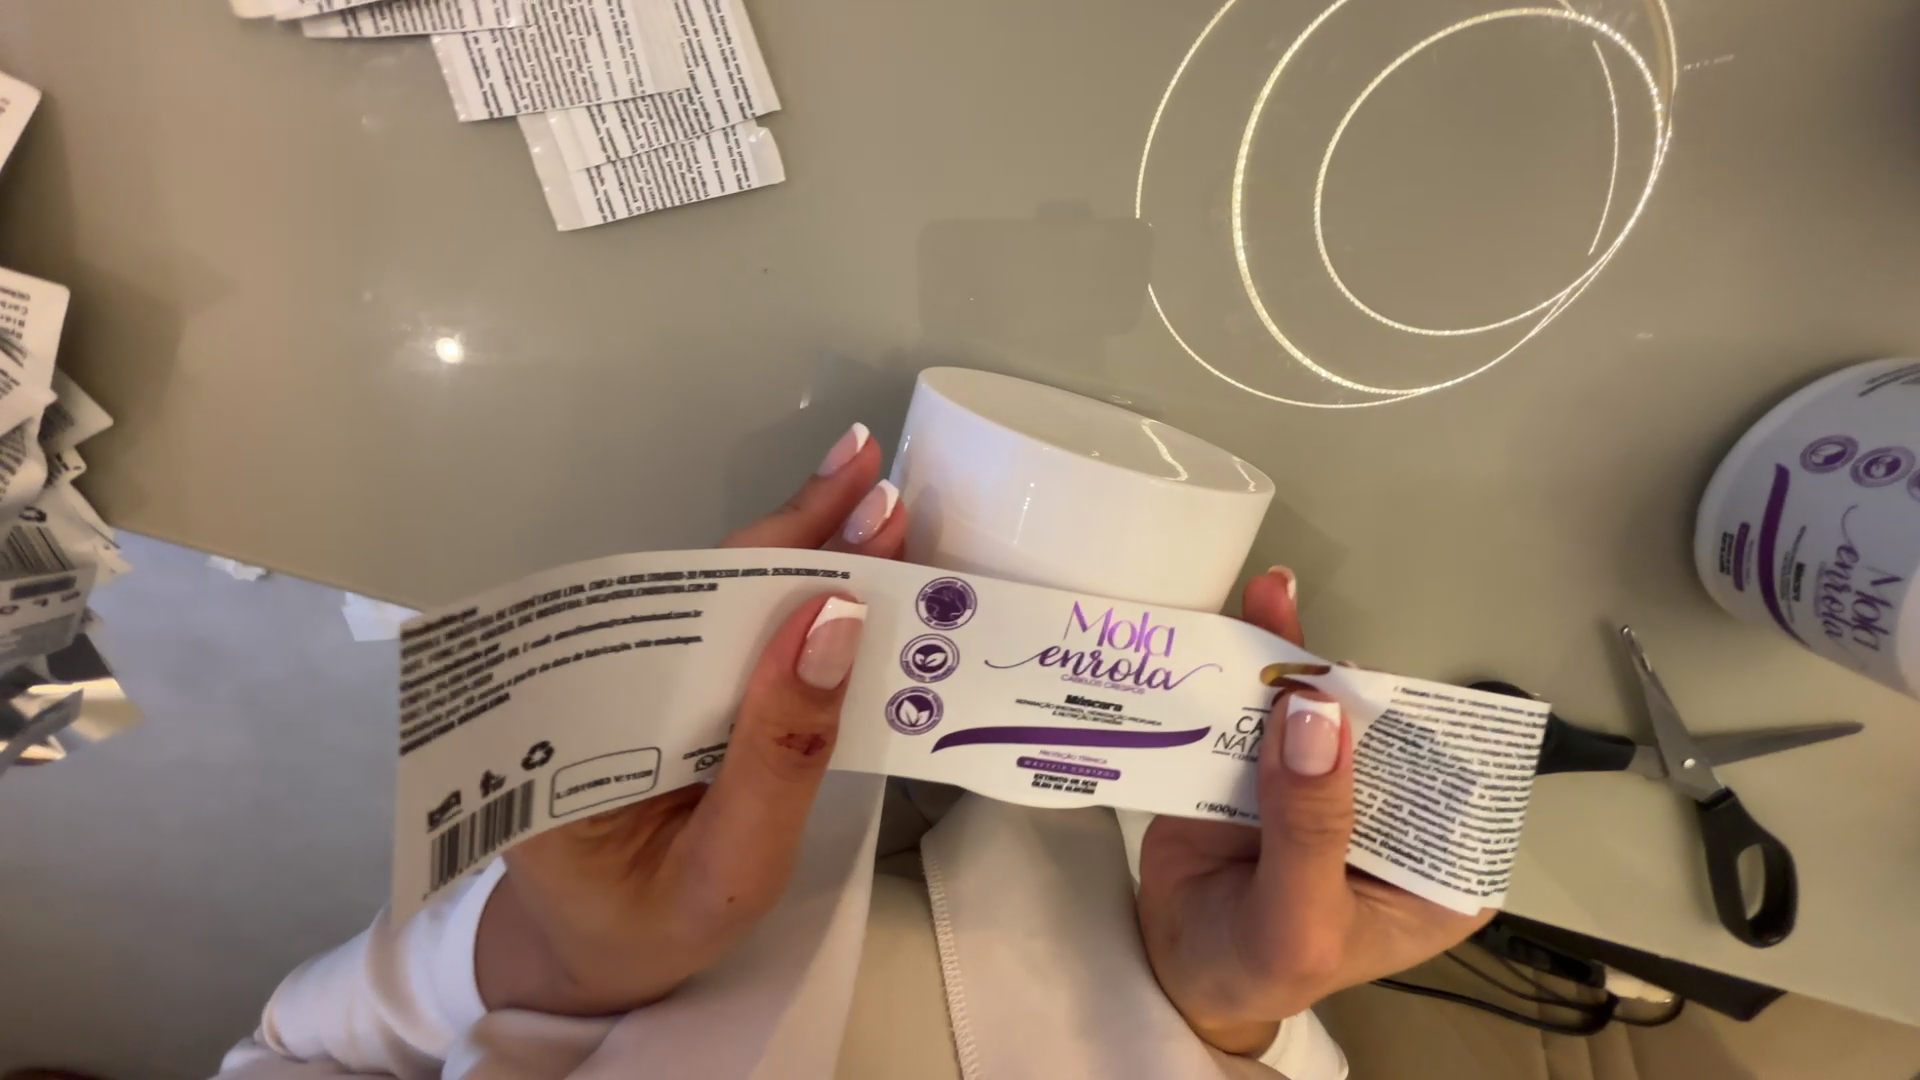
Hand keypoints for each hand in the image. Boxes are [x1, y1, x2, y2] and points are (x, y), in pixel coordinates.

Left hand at [476, 424, 904, 1014]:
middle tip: (871, 467)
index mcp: (579, 717)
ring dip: (806, 549)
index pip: (688, 613)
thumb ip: (781, 756)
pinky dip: (800, 598)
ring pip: (724, 600)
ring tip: (868, 500)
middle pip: (708, 587)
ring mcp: (632, 677)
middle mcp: (596, 675)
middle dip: (801, 527)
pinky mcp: (668, 688)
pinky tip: (844, 564)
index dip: (782, 553)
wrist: (599, 963)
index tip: (860, 499)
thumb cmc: (655, 929)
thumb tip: (838, 620)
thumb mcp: (731, 867)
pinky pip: (735, 634)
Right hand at [1136, 568, 1493, 1054]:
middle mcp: (1376, 814)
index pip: (1439, 781)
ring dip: (1279, 658)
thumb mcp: (1297, 919)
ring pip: (1303, 714)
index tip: (1361, 675)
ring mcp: (1310, 787)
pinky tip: (1225, 632)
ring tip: (1264, 593)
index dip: (1406, 722)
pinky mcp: (1254, 773)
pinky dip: (1234, 680)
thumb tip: (1314, 711)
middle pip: (1362, 730)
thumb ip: (1311, 825)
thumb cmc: (1256, 969)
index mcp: (1424, 865)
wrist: (1171, 965)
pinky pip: (1247, 721)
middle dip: (1329, 675)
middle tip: (1287, 602)